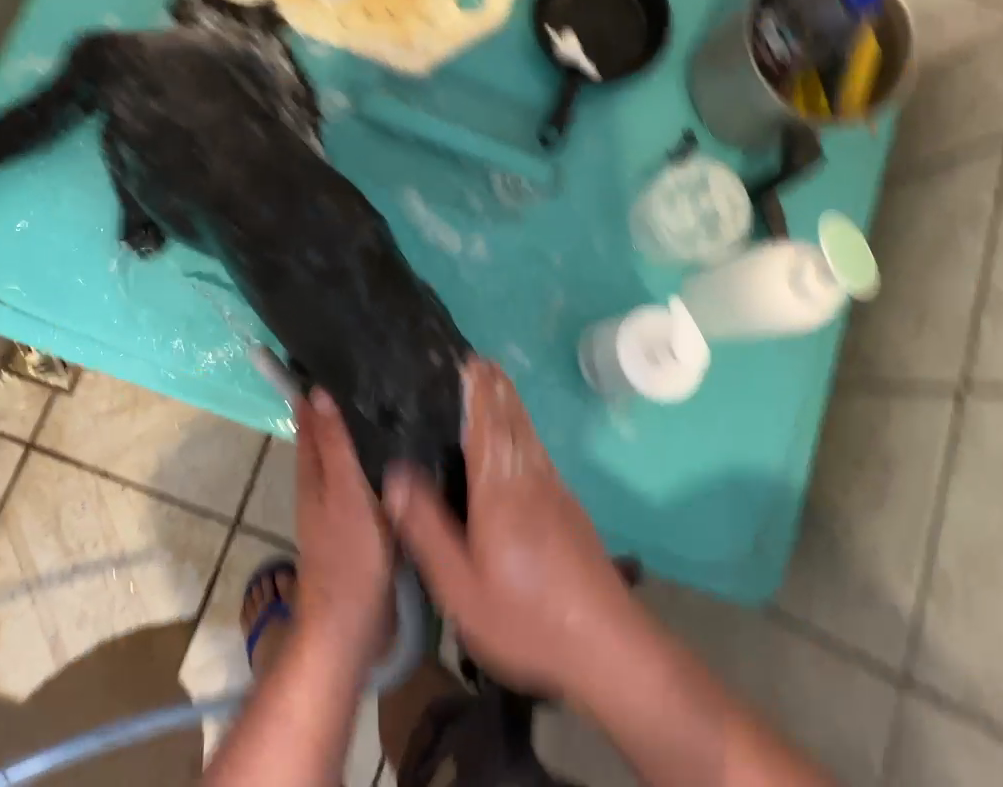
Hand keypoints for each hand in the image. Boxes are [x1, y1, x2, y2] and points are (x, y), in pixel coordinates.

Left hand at [292, 388, 394, 662]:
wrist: (352, 624)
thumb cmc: (348, 555)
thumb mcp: (343, 492)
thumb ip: (333, 446)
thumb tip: (316, 392)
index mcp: (314, 477)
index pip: (309, 423)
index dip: (314, 394)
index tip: (329, 361)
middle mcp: (323, 490)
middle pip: (326, 442)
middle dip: (339, 413)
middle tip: (369, 378)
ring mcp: (341, 512)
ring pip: (348, 464)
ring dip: (360, 440)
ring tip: (390, 411)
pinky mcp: (363, 531)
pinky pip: (367, 487)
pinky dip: (377, 469)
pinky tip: (400, 465)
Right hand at [384, 358, 642, 699]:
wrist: (607, 647)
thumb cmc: (525, 617)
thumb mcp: (460, 585)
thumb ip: (427, 528)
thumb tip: (395, 474)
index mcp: (501, 488)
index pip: (488, 421)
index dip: (478, 387)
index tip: (465, 356)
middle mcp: (531, 478)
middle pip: (513, 419)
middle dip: (494, 387)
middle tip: (472, 360)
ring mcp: (554, 492)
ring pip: (528, 435)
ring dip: (510, 405)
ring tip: (489, 387)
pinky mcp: (567, 510)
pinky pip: (536, 453)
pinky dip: (520, 432)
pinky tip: (514, 445)